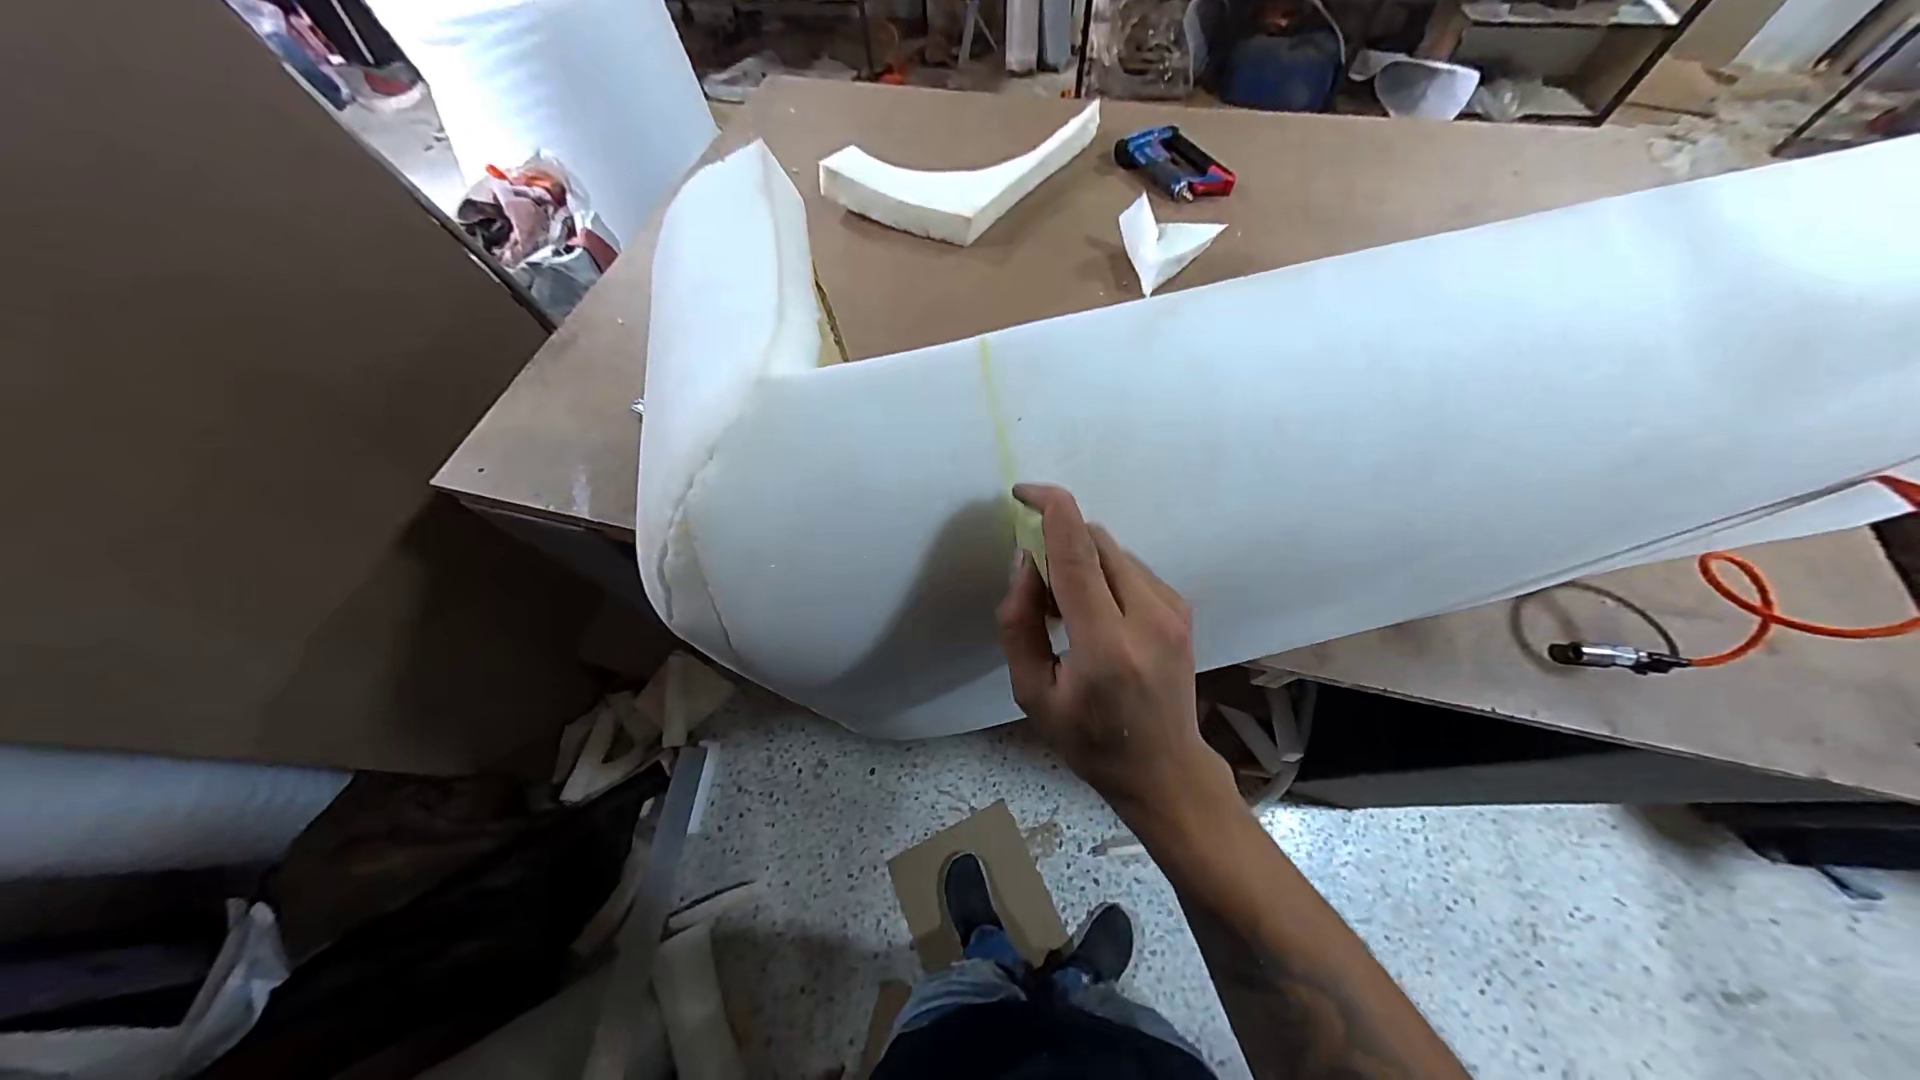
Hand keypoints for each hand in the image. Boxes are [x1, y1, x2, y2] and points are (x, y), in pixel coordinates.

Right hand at [996, 484, 1231, 817]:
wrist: (1164, 767)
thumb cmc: (1090, 740)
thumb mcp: (1032, 693)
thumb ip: (1019, 623)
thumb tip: (1026, 562)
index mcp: (1107, 646)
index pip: (1078, 556)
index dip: (1051, 511)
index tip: (1024, 492)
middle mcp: (1150, 618)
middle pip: (1097, 542)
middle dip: (1059, 543)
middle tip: (1039, 589)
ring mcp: (1174, 611)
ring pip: (1114, 550)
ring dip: (1081, 560)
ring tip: (1068, 611)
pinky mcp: (1183, 608)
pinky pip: (1131, 566)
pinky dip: (1104, 574)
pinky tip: (1098, 614)